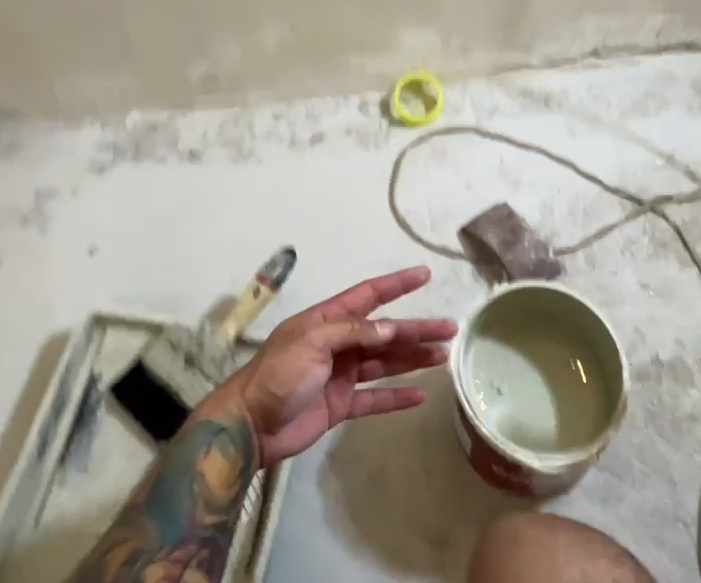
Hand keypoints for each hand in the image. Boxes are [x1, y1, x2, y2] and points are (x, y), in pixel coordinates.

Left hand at [200, 266, 456, 465]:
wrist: (250, 424)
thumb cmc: (278, 374)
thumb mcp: (311, 342)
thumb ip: (352, 332)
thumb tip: (390, 328)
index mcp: (326, 321)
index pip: (368, 296)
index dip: (396, 284)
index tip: (424, 275)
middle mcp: (337, 344)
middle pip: (384, 332)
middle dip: (416, 329)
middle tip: (450, 329)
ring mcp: (340, 375)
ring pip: (384, 362)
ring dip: (412, 358)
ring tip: (443, 357)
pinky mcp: (340, 405)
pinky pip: (374, 397)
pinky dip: (396, 396)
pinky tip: (420, 395)